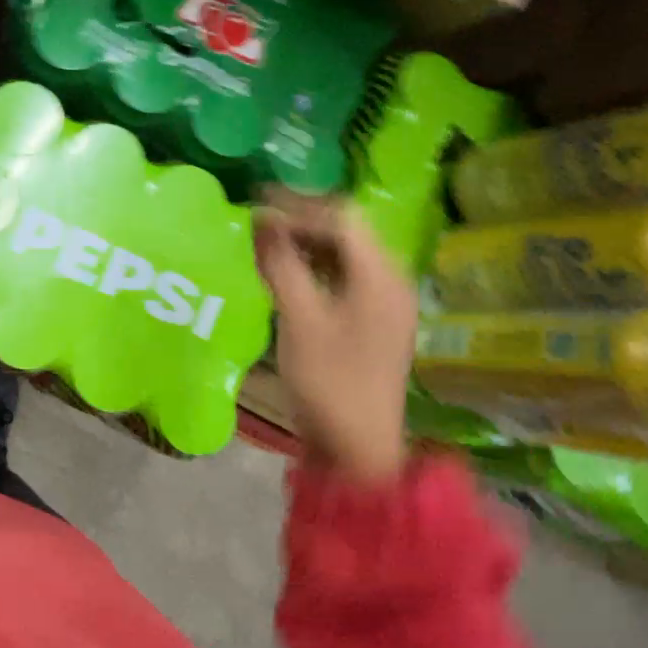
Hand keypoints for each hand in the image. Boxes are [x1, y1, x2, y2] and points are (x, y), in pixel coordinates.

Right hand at [253, 191, 415, 482]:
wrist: (357, 447)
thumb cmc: (328, 382)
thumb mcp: (299, 319)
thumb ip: (280, 264)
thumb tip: (260, 217)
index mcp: (381, 277)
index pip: (342, 217)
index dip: (299, 204)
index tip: (255, 200)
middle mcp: (391, 281)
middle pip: (347, 230)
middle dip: (301, 219)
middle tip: (256, 219)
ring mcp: (384, 302)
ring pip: (344, 253)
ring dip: (306, 242)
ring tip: (263, 242)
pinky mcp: (372, 321)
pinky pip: (344, 275)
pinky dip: (313, 265)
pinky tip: (284, 273)